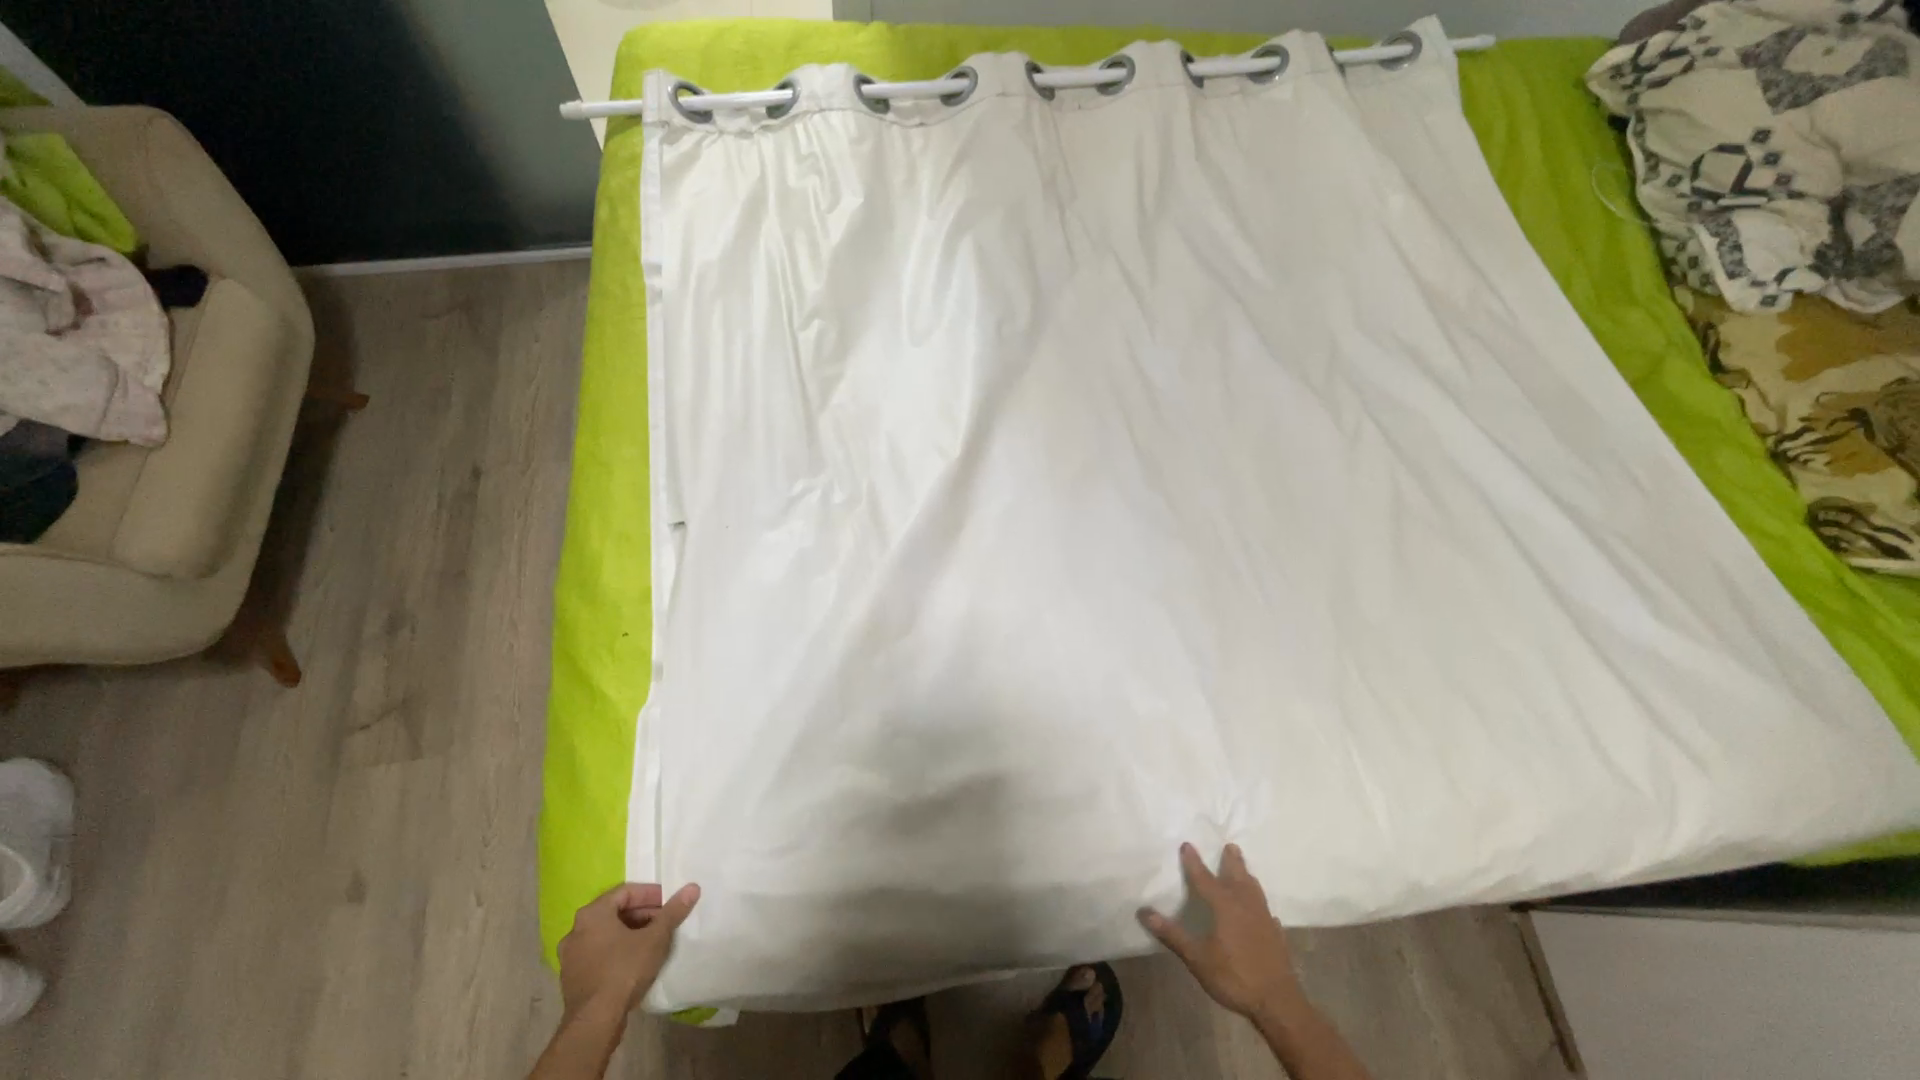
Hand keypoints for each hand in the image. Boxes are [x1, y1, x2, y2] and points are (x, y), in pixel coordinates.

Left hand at [556, 881, 700, 1019]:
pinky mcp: (571, 977)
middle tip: (664, 921)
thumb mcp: (655, 938)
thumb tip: (692, 888)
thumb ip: (673, 912)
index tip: (670, 902)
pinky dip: (616, 950)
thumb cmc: (625, 970)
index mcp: (592, 914)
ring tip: (653, 941)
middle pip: (614, 912)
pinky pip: (597, 953)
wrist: (595, 1021)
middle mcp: (575, 930)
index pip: (625, 892)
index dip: (651, 894)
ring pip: (605, 934)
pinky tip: (634, 962)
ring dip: (629, 933)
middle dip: (642, 914)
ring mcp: (570, 955)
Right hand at [1138, 842, 1304, 1019]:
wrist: (1277, 1001)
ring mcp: (1264, 920)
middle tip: (1230, 846)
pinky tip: (1265, 913)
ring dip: (1248, 877)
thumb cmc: (1233, 976)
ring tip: (1245, 870)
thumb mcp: (1196, 958)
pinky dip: (1262, 906)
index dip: (1194, 862)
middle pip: (1237, 877)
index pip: (1205, 878)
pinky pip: (1267, 912)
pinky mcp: (1276, 935)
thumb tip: (1143, 912)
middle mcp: (1246, 906)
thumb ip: (1172, 934)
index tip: (1187, 844)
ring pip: (1255, 891)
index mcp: (1225, 906)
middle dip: (1232, 861)